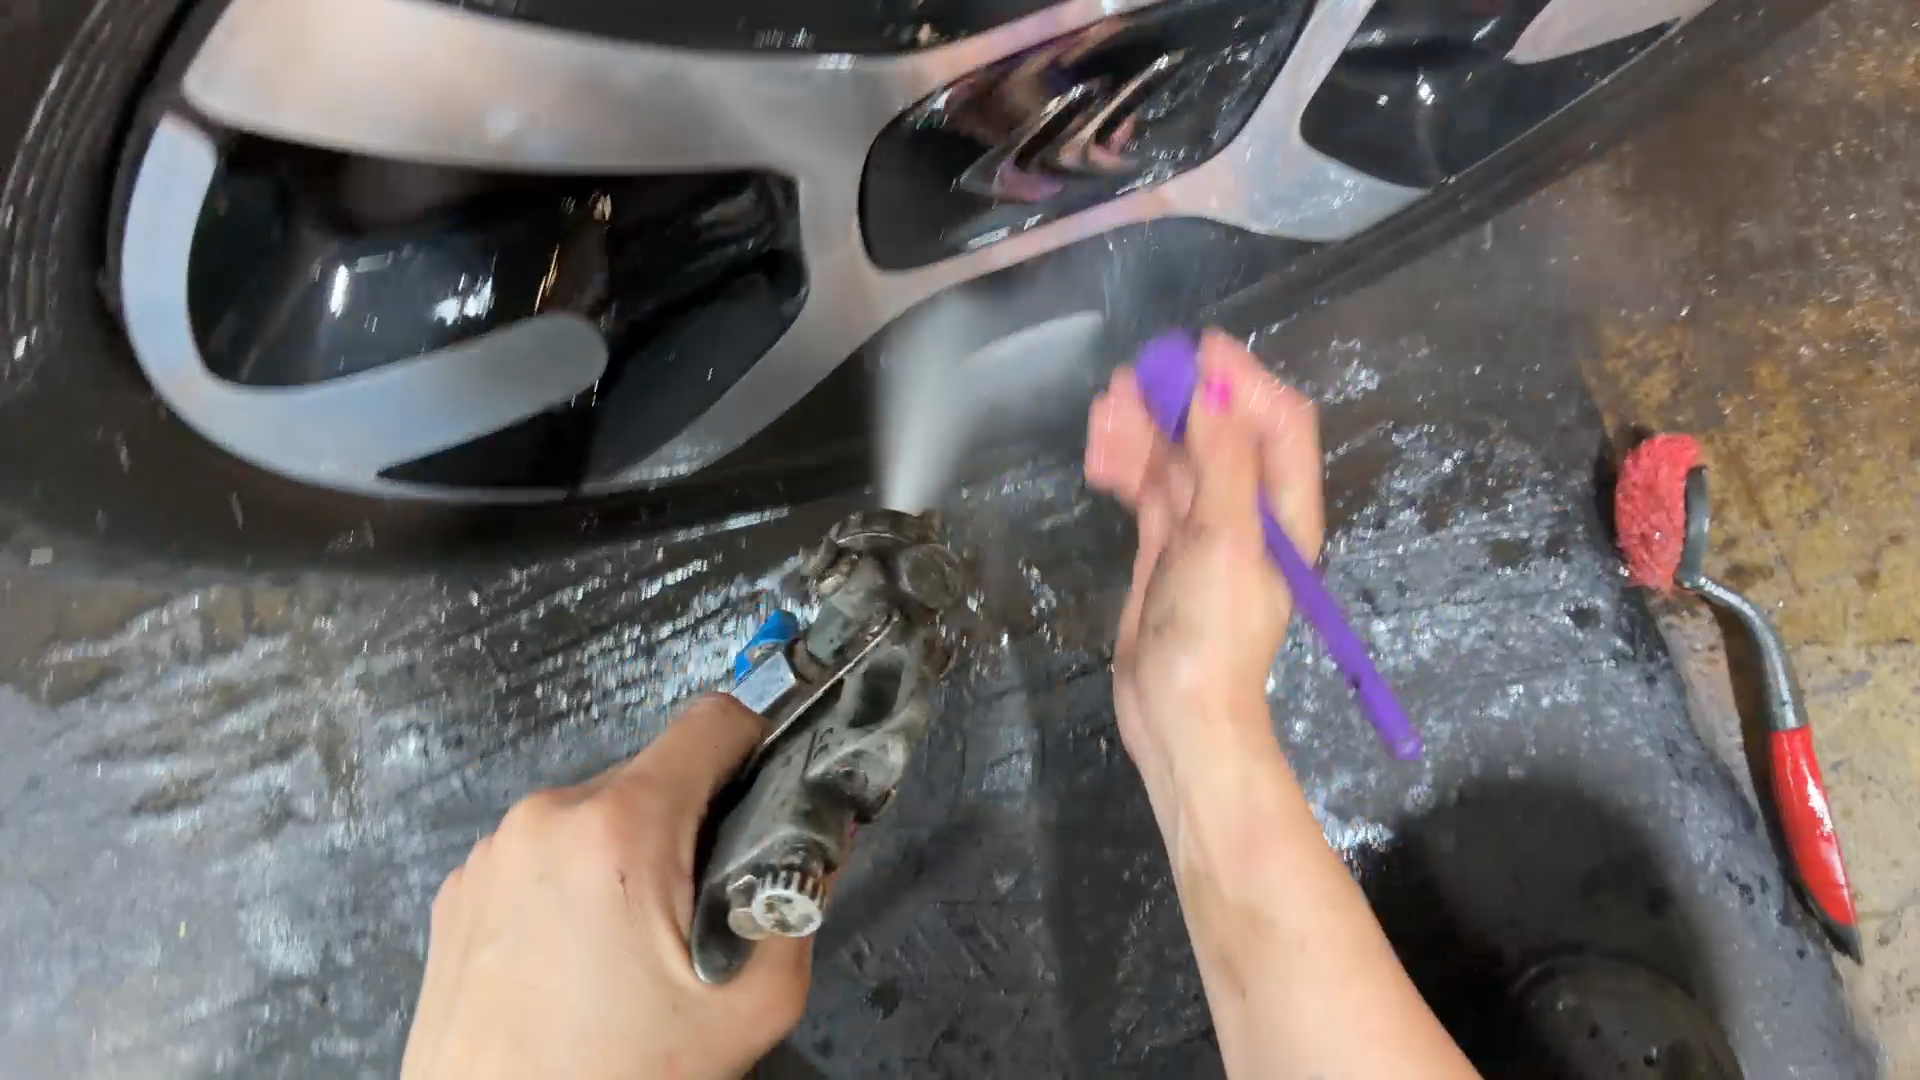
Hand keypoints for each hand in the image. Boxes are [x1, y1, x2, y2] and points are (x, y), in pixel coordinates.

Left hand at [401, 694, 809, 1079]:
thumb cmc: (620, 1078)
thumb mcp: (755, 1000)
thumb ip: (806, 902)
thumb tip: (827, 838)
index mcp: (622, 827)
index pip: (713, 721)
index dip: (755, 743)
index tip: (764, 785)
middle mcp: (547, 818)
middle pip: (659, 769)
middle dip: (696, 812)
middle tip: (704, 890)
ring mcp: (495, 851)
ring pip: (602, 806)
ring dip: (635, 843)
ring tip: (636, 931)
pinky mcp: (460, 886)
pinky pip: (548, 846)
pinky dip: (578, 873)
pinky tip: (581, 947)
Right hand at [1083, 330, 1324, 822]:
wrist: (1176, 713)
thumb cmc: (1212, 631)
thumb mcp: (1224, 540)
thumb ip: (1223, 462)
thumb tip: (1214, 387)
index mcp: (1281, 509)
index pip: (1275, 425)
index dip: (1242, 381)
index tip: (1197, 349)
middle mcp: (1246, 512)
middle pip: (1217, 436)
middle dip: (1178, 402)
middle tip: (1130, 378)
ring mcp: (1201, 530)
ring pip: (1175, 461)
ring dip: (1142, 432)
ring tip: (1101, 410)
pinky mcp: (1163, 548)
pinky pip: (1148, 492)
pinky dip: (1127, 468)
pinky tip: (1098, 456)